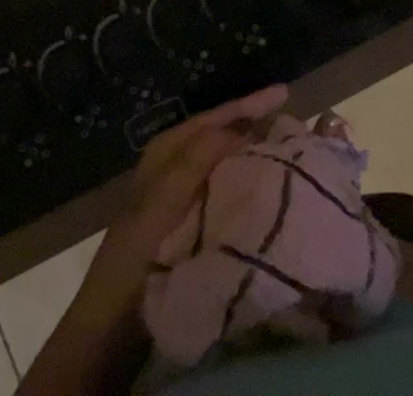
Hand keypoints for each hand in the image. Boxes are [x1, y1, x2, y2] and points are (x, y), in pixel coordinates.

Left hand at [78, 86, 290, 316]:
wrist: (116, 319)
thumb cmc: (135, 256)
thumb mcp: (160, 203)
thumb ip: (193, 162)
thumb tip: (236, 128)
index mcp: (166, 154)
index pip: (213, 119)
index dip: (248, 105)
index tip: (285, 93)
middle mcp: (177, 167)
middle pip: (223, 135)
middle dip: (257, 124)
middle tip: (296, 118)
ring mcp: (187, 196)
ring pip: (229, 161)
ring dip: (258, 151)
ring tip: (295, 146)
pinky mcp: (196, 223)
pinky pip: (231, 190)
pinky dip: (253, 182)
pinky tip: (277, 189)